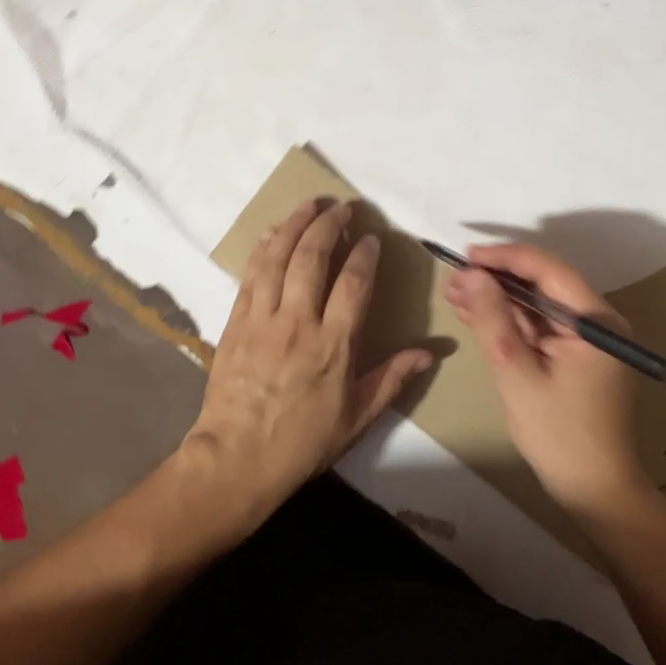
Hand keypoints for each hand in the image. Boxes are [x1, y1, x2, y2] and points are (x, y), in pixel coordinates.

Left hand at [184, 199, 432, 511]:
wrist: (236, 459)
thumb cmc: (301, 442)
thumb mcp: (356, 418)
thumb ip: (392, 379)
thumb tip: (430, 352)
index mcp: (332, 346)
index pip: (353, 284)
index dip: (365, 255)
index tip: (372, 238)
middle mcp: (297, 323)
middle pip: (312, 257)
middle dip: (329, 225)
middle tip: (343, 208)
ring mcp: (262, 319)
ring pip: (278, 258)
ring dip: (294, 225)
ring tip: (310, 205)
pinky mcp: (235, 323)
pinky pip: (251, 275)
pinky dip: (263, 249)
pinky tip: (273, 234)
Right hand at [445, 243, 648, 512]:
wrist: (593, 488)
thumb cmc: (558, 433)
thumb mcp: (517, 373)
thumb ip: (494, 320)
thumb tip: (472, 273)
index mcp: (595, 321)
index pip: (548, 270)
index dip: (504, 258)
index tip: (465, 257)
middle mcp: (598, 321)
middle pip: (543, 284)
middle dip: (496, 279)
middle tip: (452, 280)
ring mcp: (589, 339)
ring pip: (538, 305)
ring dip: (498, 300)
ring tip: (455, 294)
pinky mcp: (577, 355)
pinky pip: (540, 326)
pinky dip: (510, 321)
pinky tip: (475, 315)